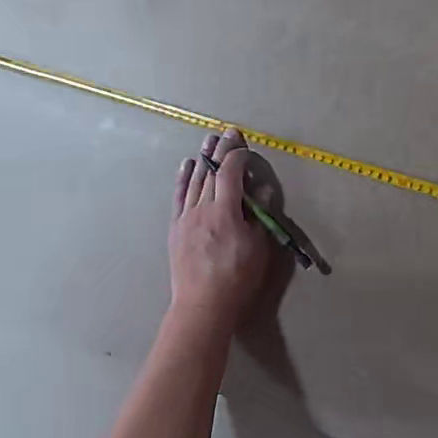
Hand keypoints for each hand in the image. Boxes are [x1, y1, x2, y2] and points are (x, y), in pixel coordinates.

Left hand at [168, 129, 272, 330]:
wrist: (203, 305)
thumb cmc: (238, 278)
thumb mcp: (259, 248)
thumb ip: (259, 216)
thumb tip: (261, 190)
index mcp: (225, 212)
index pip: (230, 174)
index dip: (237, 155)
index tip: (244, 143)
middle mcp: (202, 209)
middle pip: (212, 172)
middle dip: (221, 150)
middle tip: (228, 132)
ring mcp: (186, 217)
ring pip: (195, 181)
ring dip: (203, 159)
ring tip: (209, 141)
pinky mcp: (176, 228)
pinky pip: (179, 196)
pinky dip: (184, 178)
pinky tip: (188, 166)